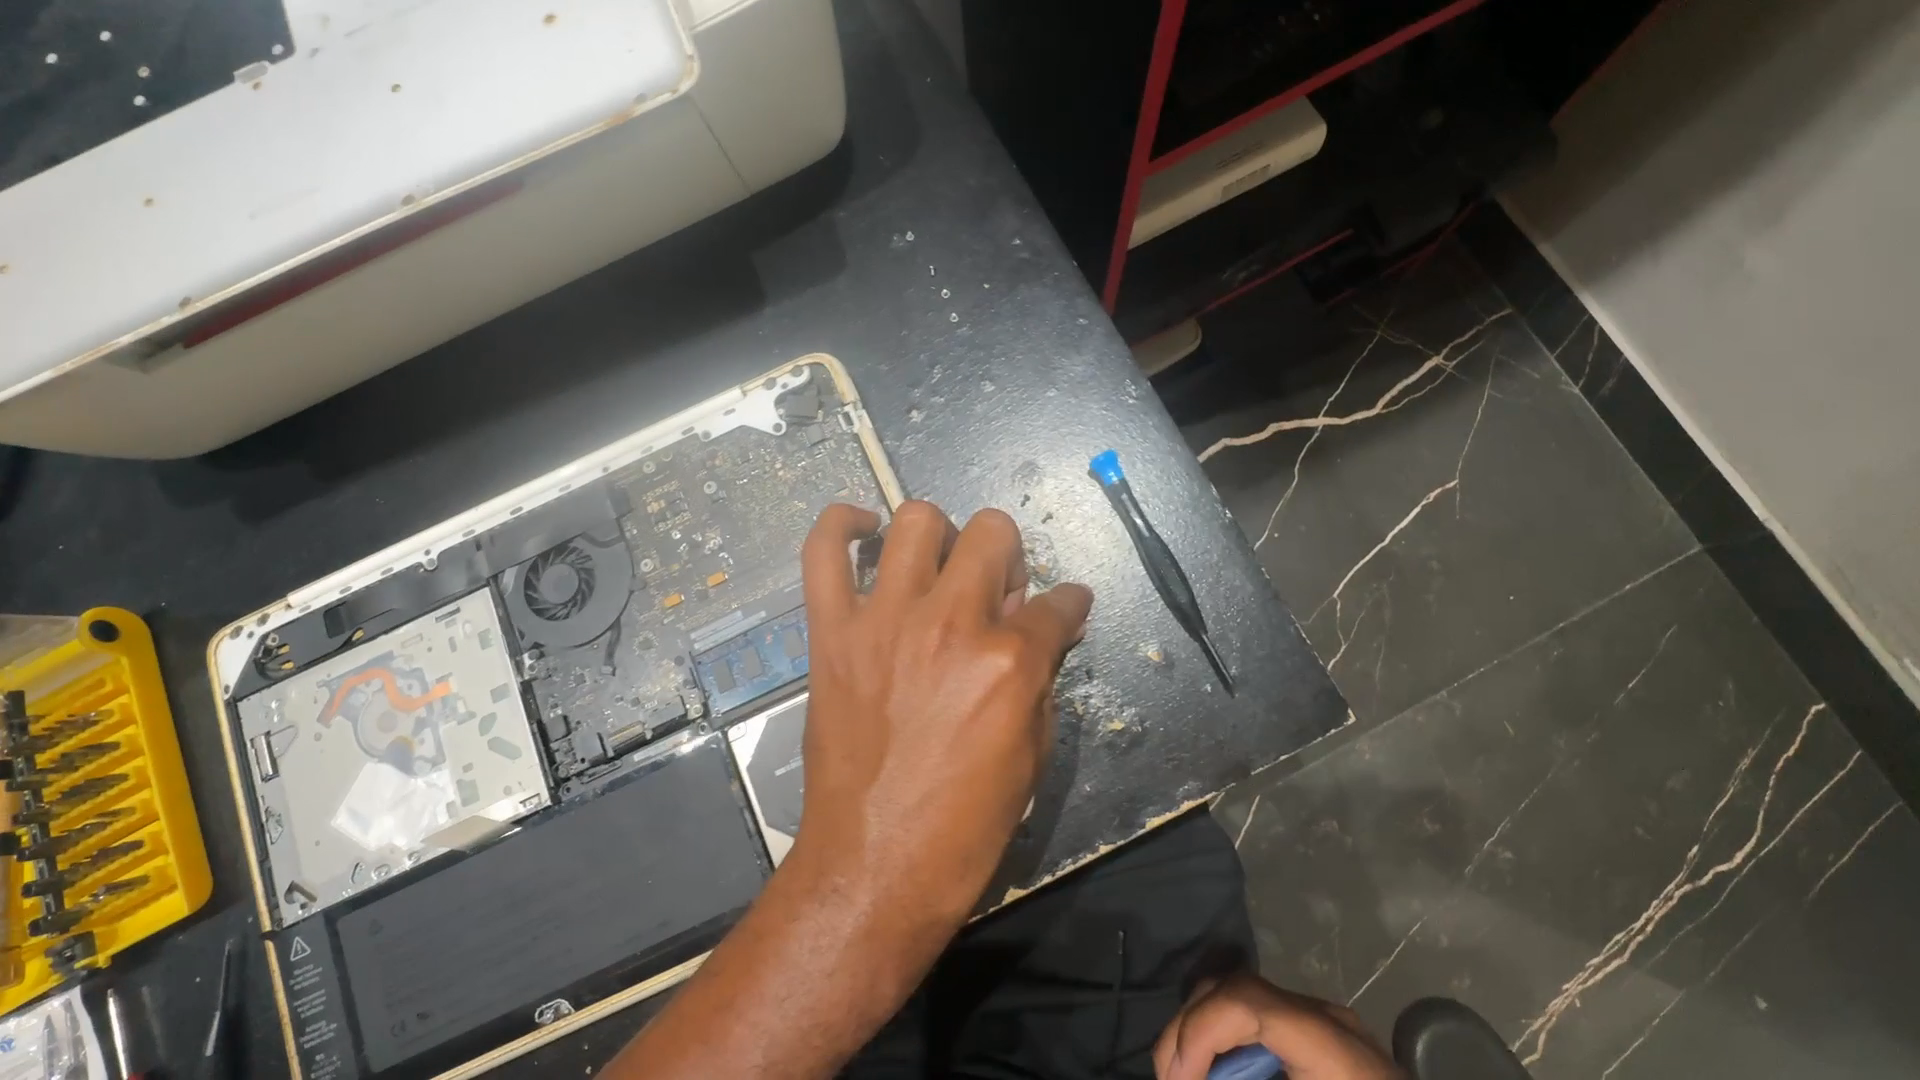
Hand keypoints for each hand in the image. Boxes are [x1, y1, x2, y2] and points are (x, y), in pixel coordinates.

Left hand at [795, 500, 1093, 924]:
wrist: (875, 863)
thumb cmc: (966, 826)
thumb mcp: (1032, 755)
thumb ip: (1042, 679)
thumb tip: (1047, 631)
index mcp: (1010, 661)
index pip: (1058, 603)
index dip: (1069, 605)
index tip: (1066, 609)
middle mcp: (951, 624)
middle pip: (992, 533)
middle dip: (1008, 555)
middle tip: (996, 591)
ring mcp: (885, 621)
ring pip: (917, 521)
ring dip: (940, 536)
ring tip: (938, 568)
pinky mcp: (833, 632)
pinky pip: (824, 552)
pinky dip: (841, 526)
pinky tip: (864, 531)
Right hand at [1155, 973, 1402, 1079]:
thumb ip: (1248, 1078)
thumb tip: (1192, 1072)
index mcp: (1332, 1043)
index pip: (1247, 1000)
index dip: (1198, 1031)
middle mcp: (1324, 1018)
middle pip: (1232, 990)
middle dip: (1187, 1031)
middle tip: (1170, 1079)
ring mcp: (1322, 1022)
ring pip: (1237, 997)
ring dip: (1200, 1033)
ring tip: (1184, 1074)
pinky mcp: (1318, 1038)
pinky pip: (1256, 1021)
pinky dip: (1225, 1042)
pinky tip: (1215, 1072)